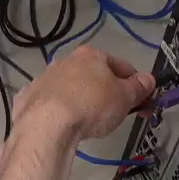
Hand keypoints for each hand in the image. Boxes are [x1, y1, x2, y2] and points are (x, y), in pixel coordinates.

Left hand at [12, 46, 154, 142]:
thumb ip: (139, 87)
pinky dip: (59, 110)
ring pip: (72, 87)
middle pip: (95, 76)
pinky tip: (63, 124)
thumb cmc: (92, 106)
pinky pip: (50, 102)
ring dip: (82, 99)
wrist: (47, 124)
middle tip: (117, 114)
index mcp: (92, 55)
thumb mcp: (124, 98)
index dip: (136, 85)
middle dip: (108, 92)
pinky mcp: (29, 97)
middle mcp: (67, 60)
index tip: (142, 102)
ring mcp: (45, 77)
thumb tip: (149, 79)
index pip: (122, 67)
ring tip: (89, 122)